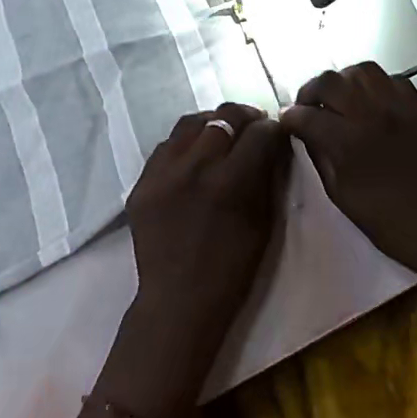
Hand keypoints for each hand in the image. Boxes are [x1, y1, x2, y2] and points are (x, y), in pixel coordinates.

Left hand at [126, 103, 290, 347]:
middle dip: (244, 117)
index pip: (258, 134)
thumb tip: (273, 141)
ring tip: (222, 132)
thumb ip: (267, 176)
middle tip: (253, 123)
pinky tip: (193, 155)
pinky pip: (165, 147)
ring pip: (190, 124)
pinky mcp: (141, 182)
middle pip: (223, 118)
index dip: (271, 128)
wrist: (178, 300)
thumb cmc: (232, 269)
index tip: (275, 130)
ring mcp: (161, 173)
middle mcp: (193, 168)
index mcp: (229, 182)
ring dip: (212, 123)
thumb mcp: (263, 222)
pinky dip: (184, 144)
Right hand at [281, 62, 416, 275]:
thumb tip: (303, 130)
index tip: (287, 122)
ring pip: (361, 70)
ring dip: (342, 81)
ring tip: (339, 98)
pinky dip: (374, 86)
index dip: (290, 118)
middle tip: (308, 107)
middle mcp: (371, 114)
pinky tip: (370, 102)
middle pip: (329, 81)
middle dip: (310, 91)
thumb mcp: (336, 190)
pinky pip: (392, 79)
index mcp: (347, 141)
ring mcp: (398, 106)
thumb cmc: (381, 216)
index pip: (306, 115)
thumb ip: (317, 153)